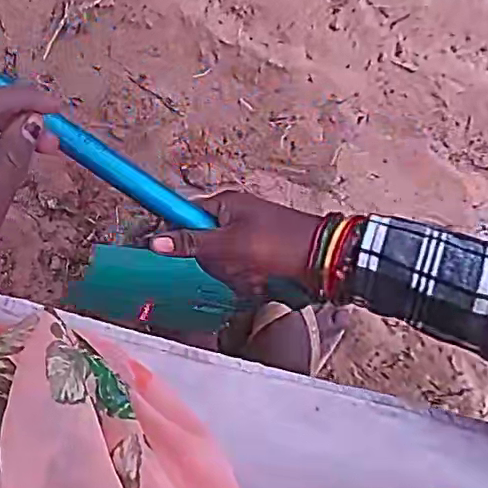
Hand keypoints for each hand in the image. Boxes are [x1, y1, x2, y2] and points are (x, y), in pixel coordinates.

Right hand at [148, 190, 323, 296]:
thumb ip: (190, 243)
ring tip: (251, 275)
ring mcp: (250, 237)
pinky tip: (260, 282)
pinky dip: (246, 280)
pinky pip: (240, 271)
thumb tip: (156, 242)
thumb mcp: (228, 244)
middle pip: (202, 242)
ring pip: (221, 261)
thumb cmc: (280, 246)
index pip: (185, 214)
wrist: (331, 263)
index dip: (177, 232)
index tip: (171, 249)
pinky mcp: (263, 256)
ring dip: (231, 273)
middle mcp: (237, 217)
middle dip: (213, 260)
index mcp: (226, 204)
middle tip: (228, 264)